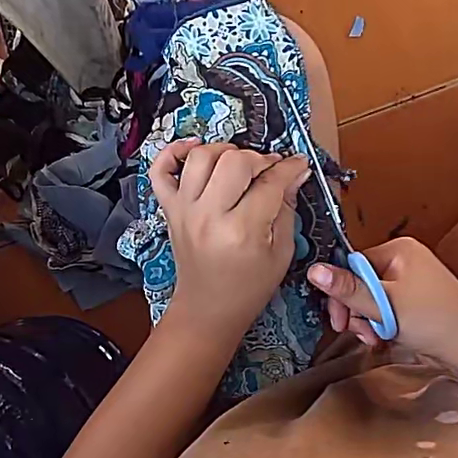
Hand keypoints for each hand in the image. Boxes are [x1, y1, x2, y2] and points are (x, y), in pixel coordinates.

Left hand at [150, 140, 311, 337]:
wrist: (209, 308)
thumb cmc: (249, 287)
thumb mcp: (281, 253)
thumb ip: (287, 209)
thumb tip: (295, 173)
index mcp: (242, 231)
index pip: (269, 182)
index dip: (289, 167)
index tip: (298, 164)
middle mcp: (209, 215)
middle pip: (234, 160)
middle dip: (258, 159)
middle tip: (268, 172)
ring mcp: (184, 210)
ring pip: (200, 156)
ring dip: (224, 151)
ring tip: (238, 164)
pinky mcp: (169, 210)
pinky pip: (159, 169)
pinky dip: (173, 151)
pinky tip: (193, 149)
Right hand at [306, 237, 457, 380]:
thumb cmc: (436, 322)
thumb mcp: (386, 306)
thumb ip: (349, 290)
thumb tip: (314, 270)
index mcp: (400, 250)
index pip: (353, 265)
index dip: (342, 294)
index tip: (340, 320)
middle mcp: (405, 261)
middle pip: (360, 284)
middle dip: (357, 312)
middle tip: (360, 333)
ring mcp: (411, 282)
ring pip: (371, 301)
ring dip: (368, 323)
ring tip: (377, 339)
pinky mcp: (414, 302)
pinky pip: (385, 310)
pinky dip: (381, 327)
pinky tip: (385, 340)